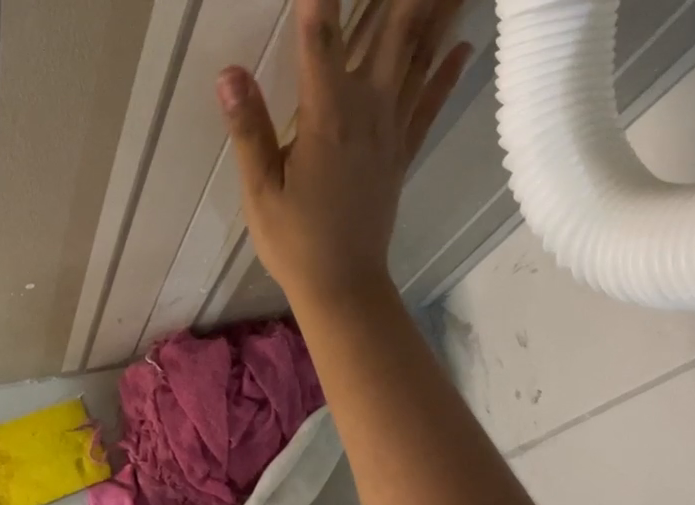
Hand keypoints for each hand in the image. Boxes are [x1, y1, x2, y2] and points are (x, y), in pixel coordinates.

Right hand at [218, 0, 472, 307]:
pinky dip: (448, 73)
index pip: (322, 43)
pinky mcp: (402, 154)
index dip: (322, 3)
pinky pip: (430, 105)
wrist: (343, 285)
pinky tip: (464, 44)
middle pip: (391, 34)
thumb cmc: (294, 243)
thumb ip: (249, 130)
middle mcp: (367, 114)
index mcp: (326, 120)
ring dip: (435, 15)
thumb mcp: (260, 192)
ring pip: (419, 59)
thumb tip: (229, 74)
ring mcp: (391, 133)